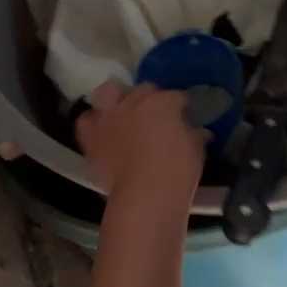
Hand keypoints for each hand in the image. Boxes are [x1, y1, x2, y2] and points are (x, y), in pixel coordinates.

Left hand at [77, 81, 206, 209]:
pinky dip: (94, 121)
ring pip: (109, 91)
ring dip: (118, 97)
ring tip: (125, 111)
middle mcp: (134, 103)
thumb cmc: (177, 172)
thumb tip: (199, 131)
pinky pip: (86, 120)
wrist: (145, 196)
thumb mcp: (196, 150)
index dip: (182, 106)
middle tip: (157, 115)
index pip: (176, 96)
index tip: (185, 115)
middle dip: (152, 98)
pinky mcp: (91, 136)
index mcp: (163, 103)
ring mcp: (109, 117)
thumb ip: (195, 134)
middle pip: (144, 89)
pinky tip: (103, 129)